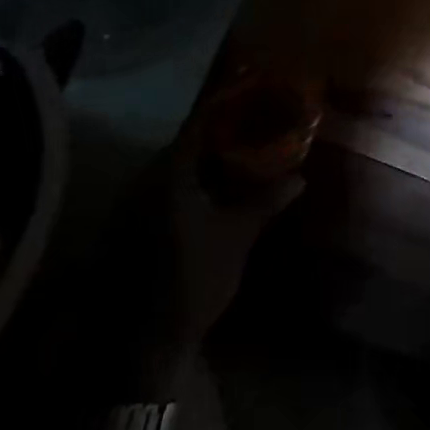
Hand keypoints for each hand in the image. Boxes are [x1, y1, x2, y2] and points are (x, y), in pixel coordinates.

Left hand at [112, 105, 305, 347]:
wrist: (141, 343)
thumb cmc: (192, 280)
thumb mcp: (236, 238)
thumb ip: (265, 202)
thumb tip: (298, 178)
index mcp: (170, 175)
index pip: (198, 124)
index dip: (224, 103)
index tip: (249, 86)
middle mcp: (146, 180)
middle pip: (186, 142)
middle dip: (219, 130)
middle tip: (254, 123)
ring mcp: (133, 203)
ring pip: (175, 165)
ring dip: (206, 157)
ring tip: (241, 152)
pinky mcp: (131, 224)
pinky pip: (165, 186)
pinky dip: (192, 179)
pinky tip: (215, 189)